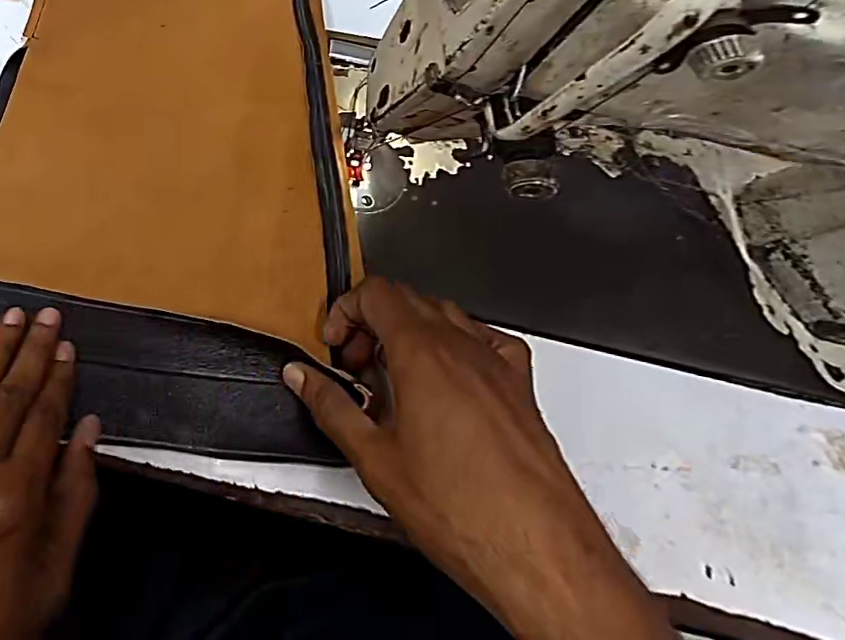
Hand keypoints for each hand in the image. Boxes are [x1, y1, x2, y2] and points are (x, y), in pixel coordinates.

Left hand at [0, 307, 100, 639]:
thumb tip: (90, 435)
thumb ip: (75, 499)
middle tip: (48, 316)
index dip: (60, 377)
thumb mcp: (50, 580)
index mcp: (17, 492)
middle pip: (12, 390)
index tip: (69, 349)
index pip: (46, 414)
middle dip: (33, 348)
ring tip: (13, 316)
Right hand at [283, 277, 671, 639]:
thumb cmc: (468, 512)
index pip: (375, 292)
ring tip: (393, 376)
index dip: (345, 310)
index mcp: (421, 353)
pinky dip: (455, 344)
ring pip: (442, 314)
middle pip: (405, 298)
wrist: (541, 553)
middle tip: (356, 364)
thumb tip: (303, 378)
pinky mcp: (519, 385)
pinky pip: (483, 339)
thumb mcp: (374, 458)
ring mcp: (494, 363)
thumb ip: (331, 406)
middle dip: (370, 323)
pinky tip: (445, 378)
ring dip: (408, 332)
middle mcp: (461, 347)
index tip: (336, 343)